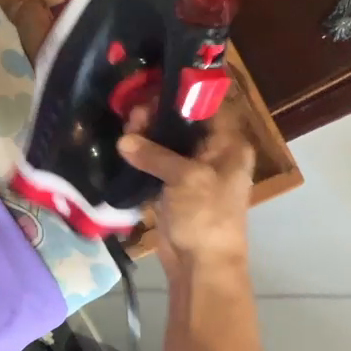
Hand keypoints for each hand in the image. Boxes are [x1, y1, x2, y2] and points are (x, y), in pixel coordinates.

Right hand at [116, 99, 255, 277]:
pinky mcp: (172, 192)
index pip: (208, 108)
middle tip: (132, 113)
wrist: (202, 264)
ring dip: (146, 138)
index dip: (184, 94)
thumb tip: (124, 140)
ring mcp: (190, 175)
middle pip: (184, 126)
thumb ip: (155, 155)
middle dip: (158, 117)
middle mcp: (212, 155)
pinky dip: (141, 160)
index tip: (154, 86)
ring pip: (167, 146)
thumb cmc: (206, 216)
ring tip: (124, 131)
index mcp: (228, 146)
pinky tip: (123, 150)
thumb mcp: (185, 178)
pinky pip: (156, 168)